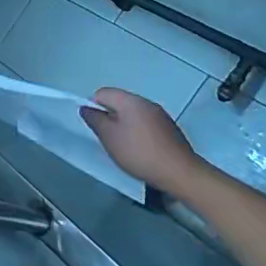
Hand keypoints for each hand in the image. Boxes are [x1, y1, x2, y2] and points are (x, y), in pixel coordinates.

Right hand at [79, 87, 209, 195]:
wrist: (179, 172)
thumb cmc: (139, 152)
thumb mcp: (109, 137)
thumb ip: (94, 120)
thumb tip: (86, 108)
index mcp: (130, 100)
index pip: (102, 93)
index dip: (93, 107)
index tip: (96, 127)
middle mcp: (146, 102)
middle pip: (119, 102)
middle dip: (110, 117)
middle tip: (108, 139)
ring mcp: (161, 115)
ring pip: (133, 114)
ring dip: (124, 126)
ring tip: (125, 147)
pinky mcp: (170, 129)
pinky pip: (146, 124)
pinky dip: (139, 133)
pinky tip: (141, 151)